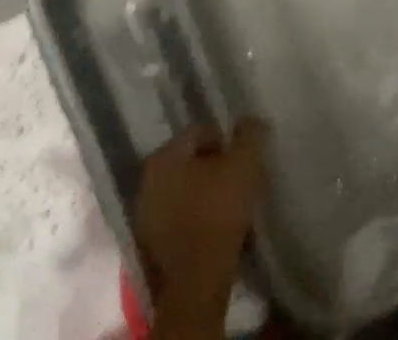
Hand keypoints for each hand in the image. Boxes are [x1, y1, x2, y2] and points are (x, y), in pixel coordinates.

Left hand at [132, 119, 269, 334]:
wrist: (197, 277)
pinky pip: (179, 216)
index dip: (227, 139)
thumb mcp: (245, 164)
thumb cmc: (219, 210)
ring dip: (205, 191)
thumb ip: (250, 135)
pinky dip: (196, 215)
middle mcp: (146, 180)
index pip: (199, 132)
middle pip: (189, 161)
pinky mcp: (151, 242)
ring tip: (231, 203)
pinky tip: (216, 225)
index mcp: (164, 156)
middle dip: (215, 165)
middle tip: (240, 177)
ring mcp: (145, 213)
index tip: (245, 156)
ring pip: (183, 190)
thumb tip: (251, 120)